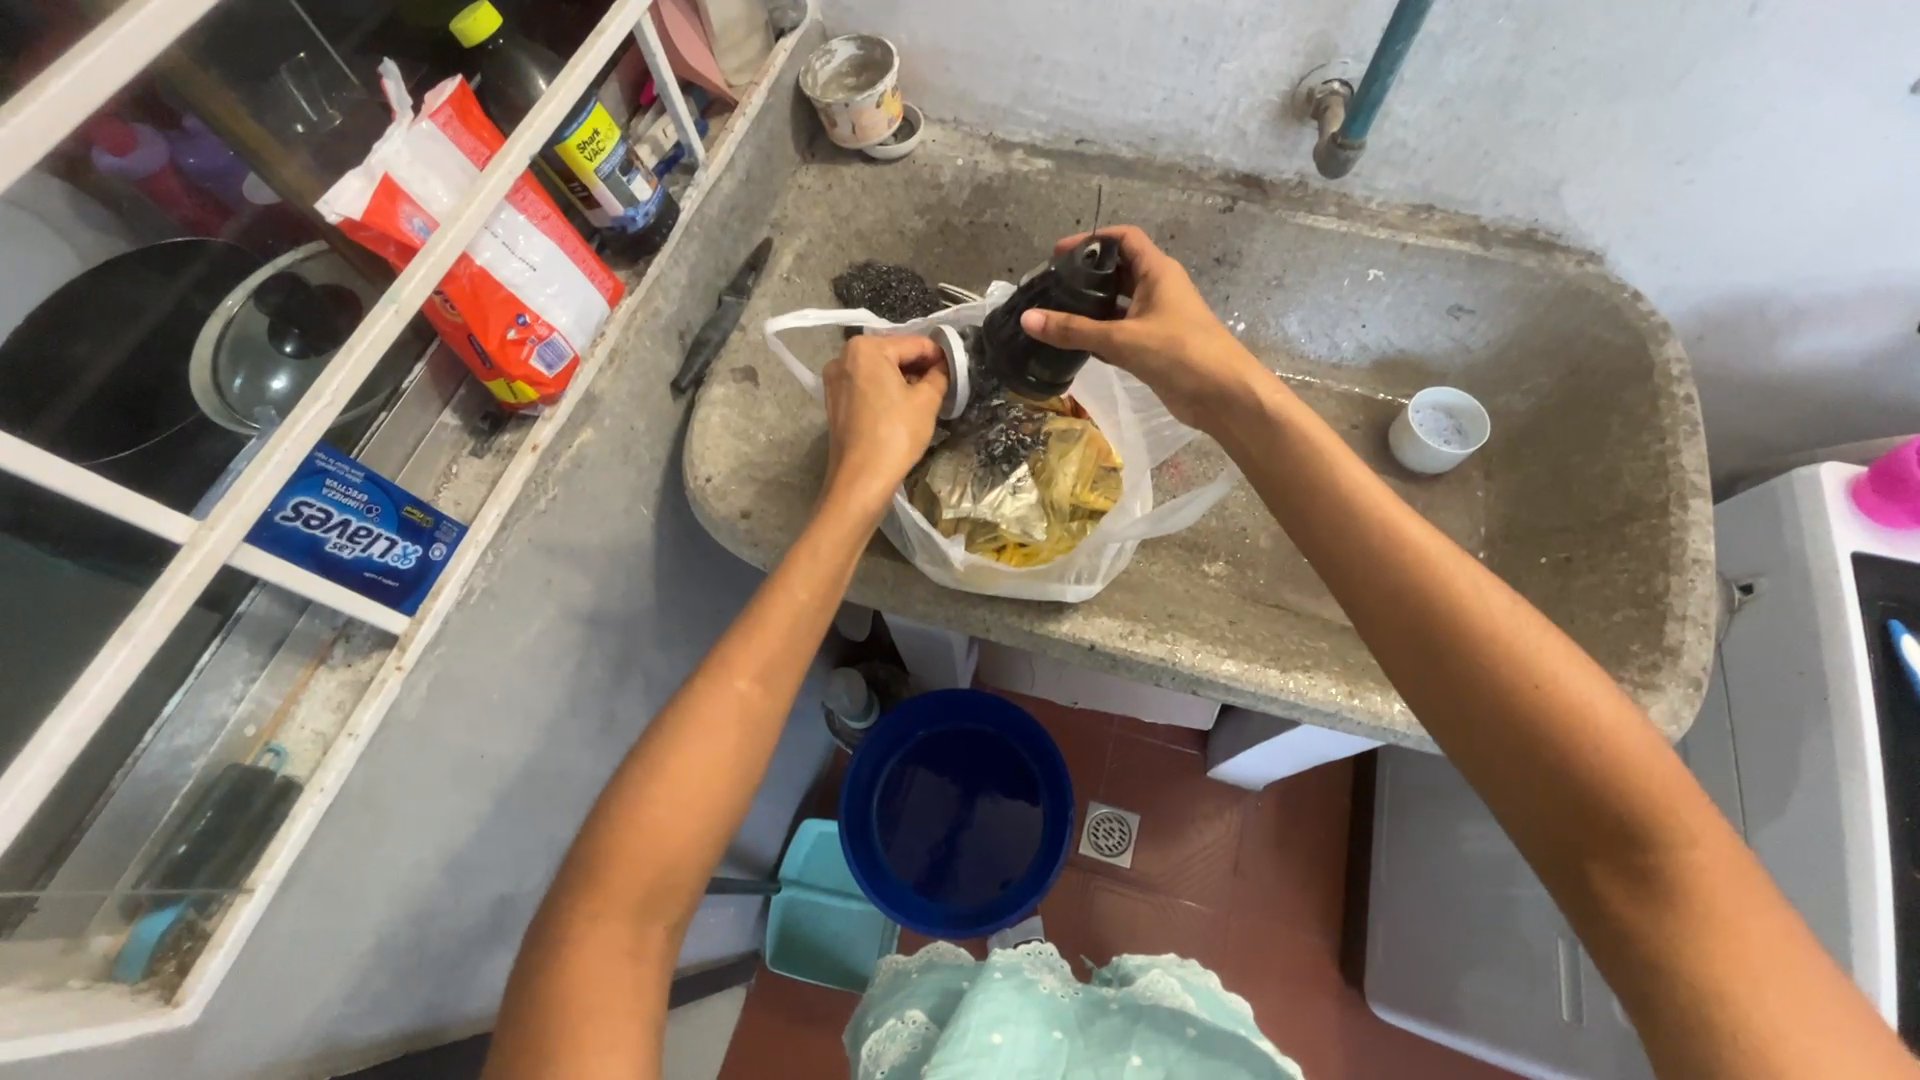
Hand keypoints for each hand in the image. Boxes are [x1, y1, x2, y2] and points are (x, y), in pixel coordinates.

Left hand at [821, 334, 948, 517]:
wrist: (861, 479)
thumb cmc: (896, 434)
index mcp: (866, 348)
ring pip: (878, 371)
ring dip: (902, 380)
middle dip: (918, 368)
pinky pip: (865, 387)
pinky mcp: (833, 402)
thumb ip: (939, 375)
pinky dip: (884, 392)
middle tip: (941, 386)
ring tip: (923, 399)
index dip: (939, 355)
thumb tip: (943, 366)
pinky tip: (900, 409)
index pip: (914, 343)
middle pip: (893, 354)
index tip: (955, 369)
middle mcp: (843, 357)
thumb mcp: (927, 401)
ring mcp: (834, 380)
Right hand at [1019, 225, 1278, 434]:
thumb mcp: (1121, 339)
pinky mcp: (1155, 346)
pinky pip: (1121, 331)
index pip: (1123, 239)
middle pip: (1118, 270)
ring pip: (1118, 304)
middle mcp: (1158, 288)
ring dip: (1091, 308)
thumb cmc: (1179, 353)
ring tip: (1054, 314)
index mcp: (1157, 271)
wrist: (1223, 395)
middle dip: (1086, 276)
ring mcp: (1158, 318)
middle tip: (1050, 287)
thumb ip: (1074, 330)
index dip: (1092, 240)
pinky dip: (1100, 334)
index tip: (1058, 254)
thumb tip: (1027, 318)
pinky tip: (1074, 344)